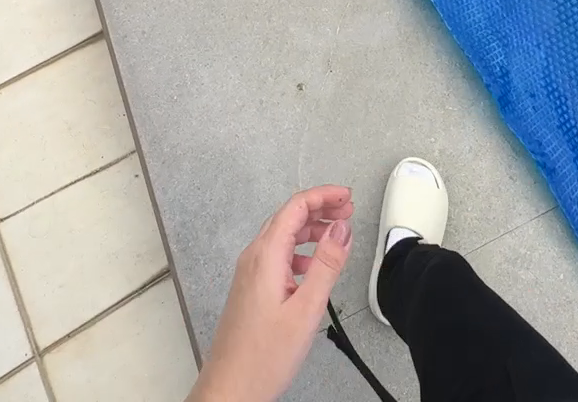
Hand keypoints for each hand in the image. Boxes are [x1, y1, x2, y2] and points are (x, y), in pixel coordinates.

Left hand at [187, 185, 354, 401]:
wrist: (229, 391)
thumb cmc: (263, 357)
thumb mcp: (306, 309)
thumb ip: (327, 264)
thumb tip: (342, 229)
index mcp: (266, 255)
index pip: (296, 206)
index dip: (324, 195)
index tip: (347, 197)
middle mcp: (254, 257)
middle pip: (289, 216)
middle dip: (321, 208)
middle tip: (348, 210)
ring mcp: (250, 272)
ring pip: (283, 234)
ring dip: (311, 228)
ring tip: (337, 234)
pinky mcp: (251, 287)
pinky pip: (277, 253)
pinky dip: (300, 249)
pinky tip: (313, 265)